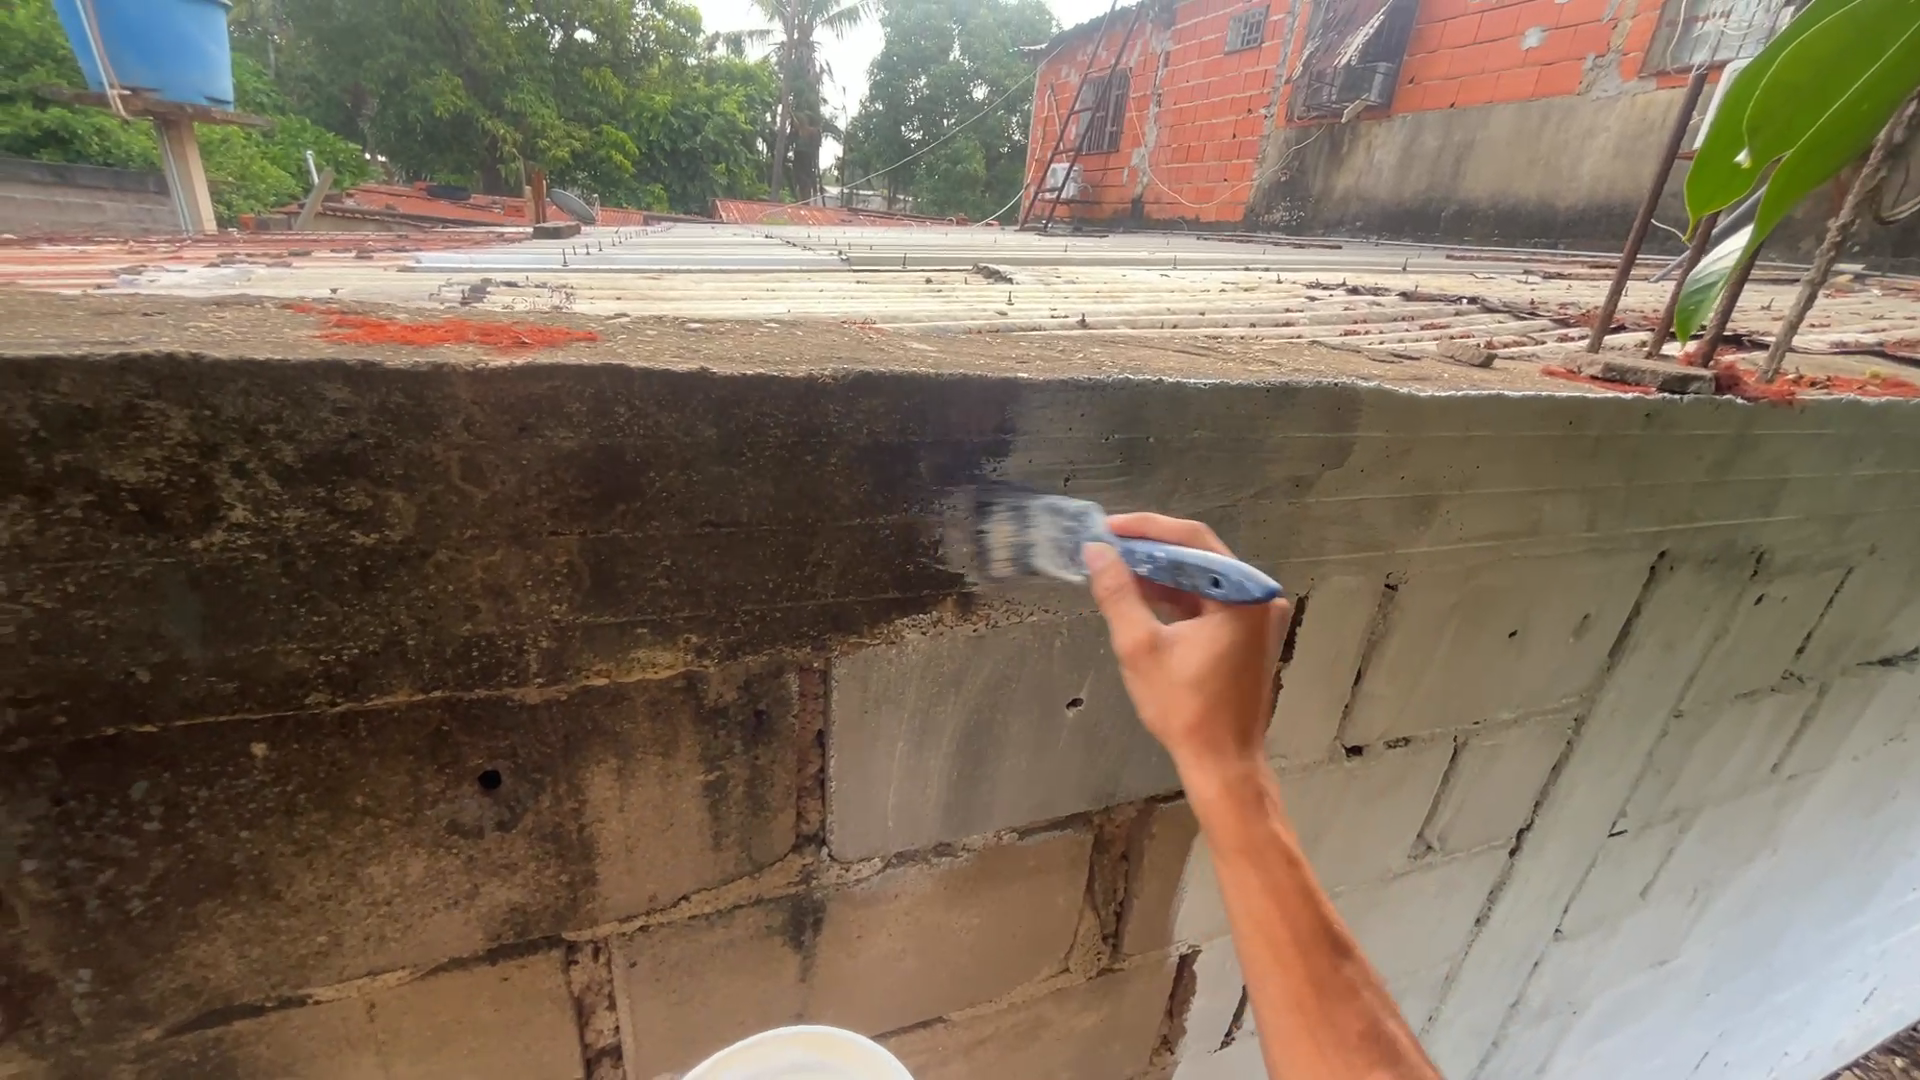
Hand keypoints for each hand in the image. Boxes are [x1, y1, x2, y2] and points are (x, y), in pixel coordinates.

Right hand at [1084, 513, 1289, 775]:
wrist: (1222, 762)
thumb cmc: (1184, 708)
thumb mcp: (1140, 647)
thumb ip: (1118, 593)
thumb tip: (1096, 551)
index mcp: (1242, 595)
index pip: (1192, 539)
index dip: (1147, 528)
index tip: (1108, 527)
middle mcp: (1258, 597)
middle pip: (1198, 555)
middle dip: (1150, 549)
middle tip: (1107, 544)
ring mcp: (1256, 615)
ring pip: (1200, 577)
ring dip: (1160, 572)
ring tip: (1116, 567)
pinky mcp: (1247, 633)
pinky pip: (1207, 599)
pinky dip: (1175, 595)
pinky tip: (1140, 594)